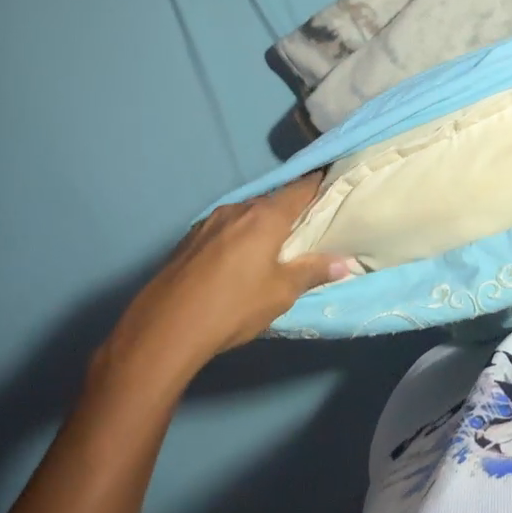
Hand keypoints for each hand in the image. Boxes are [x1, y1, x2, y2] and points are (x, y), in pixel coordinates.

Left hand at [90, 174, 349, 395]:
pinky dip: (242, 234)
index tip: (337, 187)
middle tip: (313, 224)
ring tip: (280, 242)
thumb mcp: (282, 293)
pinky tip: (243, 256)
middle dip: (294, 209)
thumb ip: (313, 272)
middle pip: (274, 200)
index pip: (302, 187)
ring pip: (248, 214)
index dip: (321, 184)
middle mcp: (238, 209)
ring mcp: (210, 222)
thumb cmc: (233, 306)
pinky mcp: (190, 239)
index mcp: (266, 216)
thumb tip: (345, 263)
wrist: (165, 328)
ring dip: (265, 223)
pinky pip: (227, 227)